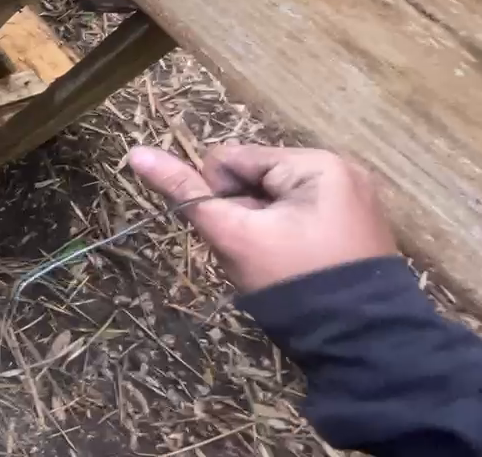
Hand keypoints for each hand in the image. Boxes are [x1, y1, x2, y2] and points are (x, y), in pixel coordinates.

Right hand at [127, 144, 397, 293]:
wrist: (360, 342)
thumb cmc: (291, 276)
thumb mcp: (227, 230)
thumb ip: (181, 187)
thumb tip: (134, 152)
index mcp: (315, 164)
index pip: (226, 159)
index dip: (220, 195)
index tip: (244, 230)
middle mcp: (337, 170)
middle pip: (245, 173)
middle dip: (239, 206)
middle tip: (258, 243)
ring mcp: (347, 194)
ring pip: (261, 191)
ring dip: (254, 218)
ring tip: (274, 251)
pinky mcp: (348, 217)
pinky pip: (287, 205)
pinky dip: (276, 226)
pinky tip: (290, 252)